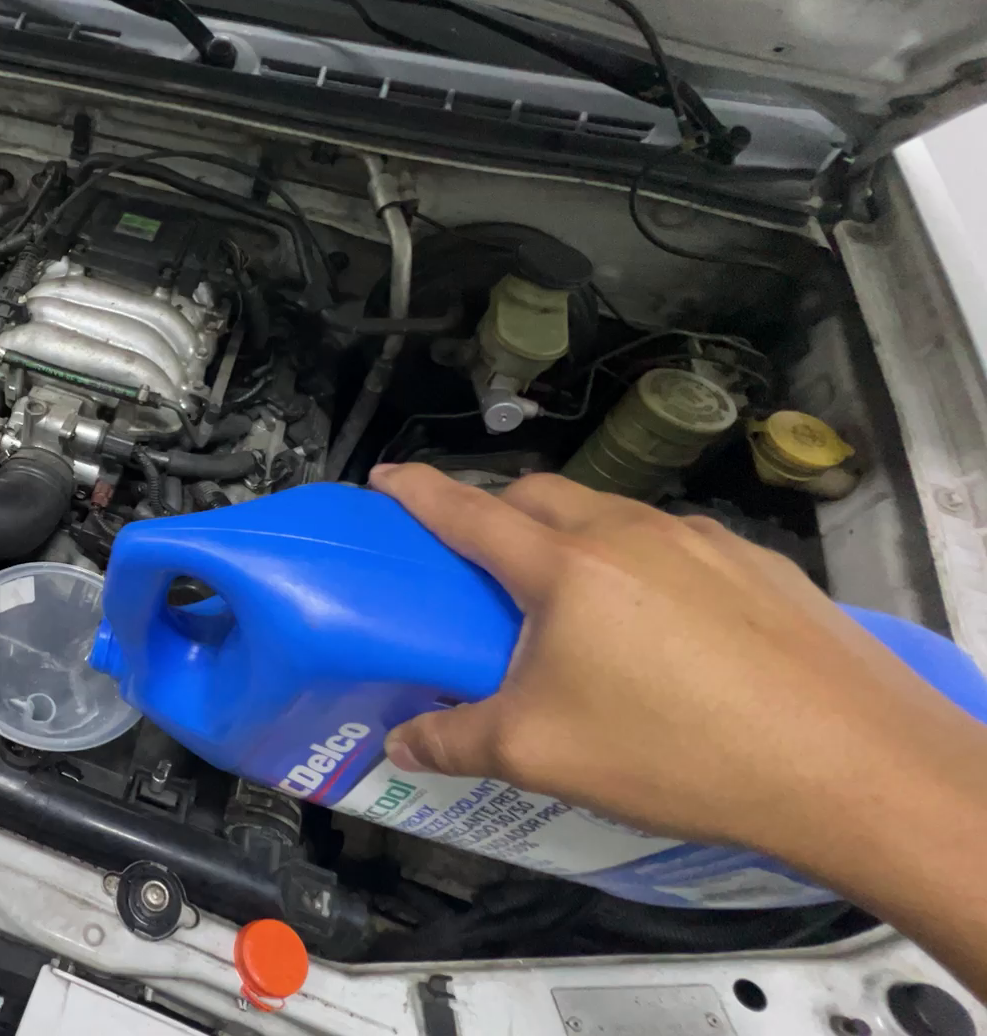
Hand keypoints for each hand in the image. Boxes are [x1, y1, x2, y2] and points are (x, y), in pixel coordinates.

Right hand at [369, 464, 981, 854]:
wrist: (874, 780)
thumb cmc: (679, 753)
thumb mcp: (538, 755)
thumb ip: (452, 742)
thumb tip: (398, 746)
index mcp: (565, 568)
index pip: (468, 510)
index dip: (416, 490)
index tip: (384, 477)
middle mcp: (630, 534)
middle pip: (537, 494)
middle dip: (494, 508)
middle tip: (478, 557)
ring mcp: (706, 544)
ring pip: (608, 513)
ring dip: (568, 534)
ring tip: (571, 599)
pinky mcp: (765, 568)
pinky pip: (672, 542)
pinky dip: (637, 560)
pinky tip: (659, 626)